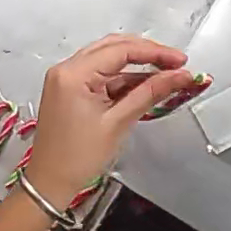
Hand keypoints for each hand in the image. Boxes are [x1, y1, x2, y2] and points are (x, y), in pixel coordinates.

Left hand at [26, 34, 198, 207]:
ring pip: (107, 61)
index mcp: (72, 74)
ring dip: (136, 67)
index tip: (180, 60)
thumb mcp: (118, 123)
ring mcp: (65, 80)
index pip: (120, 50)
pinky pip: (99, 76)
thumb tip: (178, 76)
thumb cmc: (77, 158)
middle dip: (146, 54)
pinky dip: (121, 80)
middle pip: (113, 48)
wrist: (50, 182)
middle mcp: (65, 70)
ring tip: (166, 75)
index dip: (154, 53)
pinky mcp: (69, 91)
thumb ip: (149, 93)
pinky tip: (144, 86)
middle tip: (175, 64)